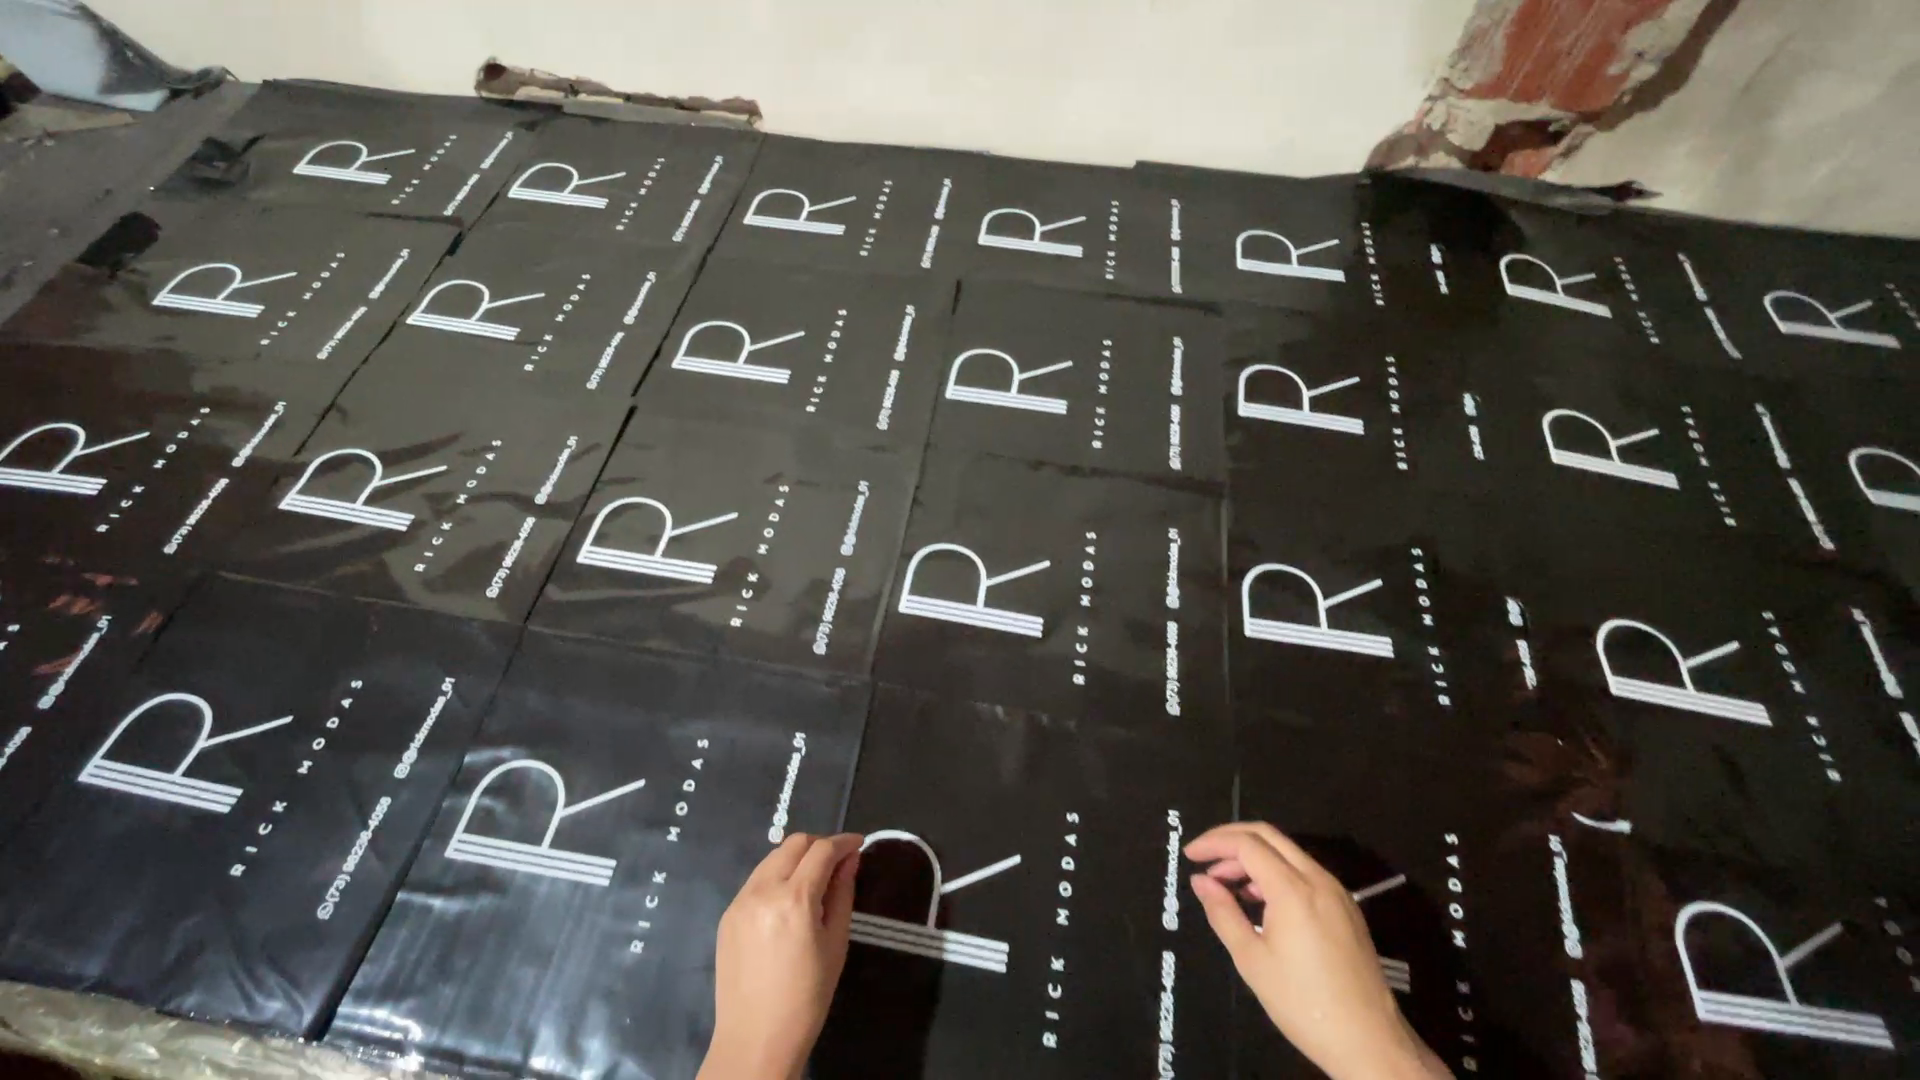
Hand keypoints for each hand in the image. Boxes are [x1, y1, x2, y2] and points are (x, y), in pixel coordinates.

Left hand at [699, 832, 863, 1079]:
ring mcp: (740, 901)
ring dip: (797, 858)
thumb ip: (843, 893)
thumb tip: (850, 859)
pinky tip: (788, 901)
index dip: (843, 842)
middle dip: (820, 845)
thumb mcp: (836, 943)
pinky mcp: (728, 914)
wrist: (755, 1039)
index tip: (859, 844)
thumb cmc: (807, 997)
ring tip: (814, 881)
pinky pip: (757, 880)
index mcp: (795, 899)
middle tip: (838, 862)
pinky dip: (777, 877)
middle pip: (794, 844)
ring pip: (773, 858)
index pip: (822, 850)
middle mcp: (763, 890)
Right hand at [1186, 822, 1450, 1079]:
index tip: (1190, 855)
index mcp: (1293, 890)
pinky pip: (1305, 872)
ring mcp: (1337, 893)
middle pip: (1269, 836)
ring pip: (1288, 852)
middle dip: (1231, 839)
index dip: (1214, 843)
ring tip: (1226, 883)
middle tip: (1204, 857)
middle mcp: (1318, 880)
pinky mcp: (1346, 908)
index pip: (1247, 844)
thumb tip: (1200, 880)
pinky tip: (1259, 898)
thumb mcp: (1251, 960)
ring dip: (1253, 856)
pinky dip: (1275, 871)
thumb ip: (1223, 912)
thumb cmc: (1302, 1003)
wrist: (1369, 1042)